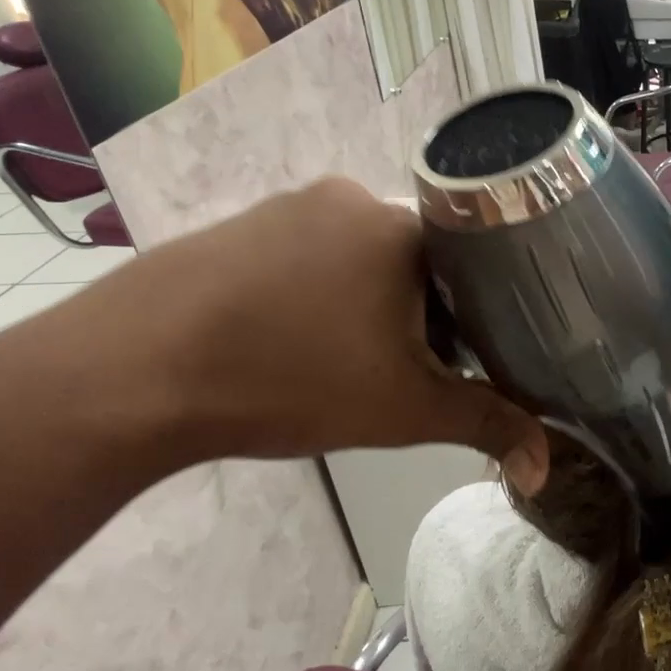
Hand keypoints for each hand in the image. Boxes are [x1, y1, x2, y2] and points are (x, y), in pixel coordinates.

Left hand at [10, 178, 545, 473]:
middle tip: (411, 363)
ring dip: (369, 298)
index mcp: (403, 226)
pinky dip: (316, 290)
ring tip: (349, 355)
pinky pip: (304, 251)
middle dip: (424, 307)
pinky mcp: (232, 225)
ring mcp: (283, 205)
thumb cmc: (290, 381)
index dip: (481, 309)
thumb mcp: (407, 410)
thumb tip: (545, 472)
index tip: (469, 353)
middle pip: (419, 254)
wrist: (125, 377)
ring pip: (361, 252)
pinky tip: (291, 339)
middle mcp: (349, 197)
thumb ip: (488, 426)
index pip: (477, 258)